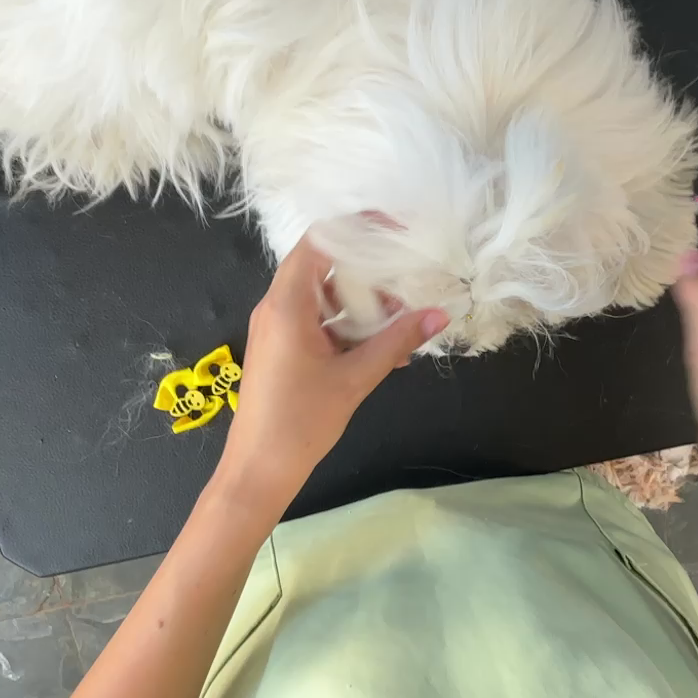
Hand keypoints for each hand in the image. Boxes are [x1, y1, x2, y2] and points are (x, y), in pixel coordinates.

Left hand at [216, 243, 447, 504]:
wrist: (258, 469)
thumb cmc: (301, 421)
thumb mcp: (355, 377)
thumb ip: (397, 341)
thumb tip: (439, 315)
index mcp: (287, 304)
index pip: (319, 241)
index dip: (357, 228)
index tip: (395, 231)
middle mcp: (276, 308)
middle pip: (322, 266)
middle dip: (366, 273)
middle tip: (404, 285)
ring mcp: (276, 329)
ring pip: (322, 297)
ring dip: (360, 305)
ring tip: (397, 325)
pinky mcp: (281, 349)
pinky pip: (316, 322)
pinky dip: (346, 327)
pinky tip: (378, 350)